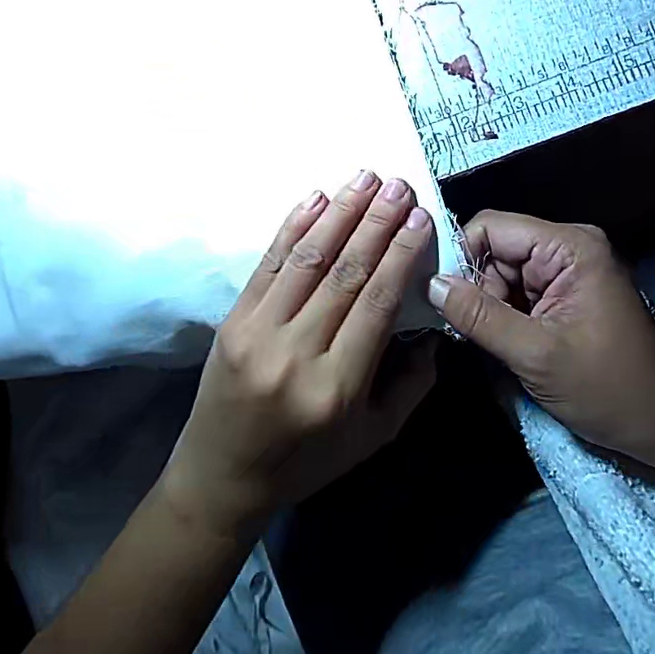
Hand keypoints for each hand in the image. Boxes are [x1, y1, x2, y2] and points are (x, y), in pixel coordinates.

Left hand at [161, 172, 438, 538]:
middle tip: (398, 184)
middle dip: (375, 223)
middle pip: (344, 273)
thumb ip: (409, 385)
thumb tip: (431, 330)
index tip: (418, 217)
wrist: (223, 475)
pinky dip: (292, 227)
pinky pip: (267, 264)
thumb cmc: (306, 462)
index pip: (376, 304)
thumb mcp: (372, 438)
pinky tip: (315, 199)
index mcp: (337, 388)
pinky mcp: (231, 321)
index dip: (400, 255)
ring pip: (306, 259)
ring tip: (365, 178)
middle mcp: (296, 354)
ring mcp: (257, 333)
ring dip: (339, 213)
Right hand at [428, 210, 654, 467]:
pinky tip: (505, 342)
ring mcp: (566, 270)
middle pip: (494, 249)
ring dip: (487, 305)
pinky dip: (501, 314)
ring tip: (493, 343)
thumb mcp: (536, 355)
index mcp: (570, 247)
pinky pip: (515, 290)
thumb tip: (429, 284)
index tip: (440, 297)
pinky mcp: (563, 292)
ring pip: (499, 272)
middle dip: (476, 288)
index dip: (461, 256)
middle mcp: (567, 247)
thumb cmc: (610, 389)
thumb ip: (479, 316)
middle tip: (471, 331)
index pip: (491, 227)